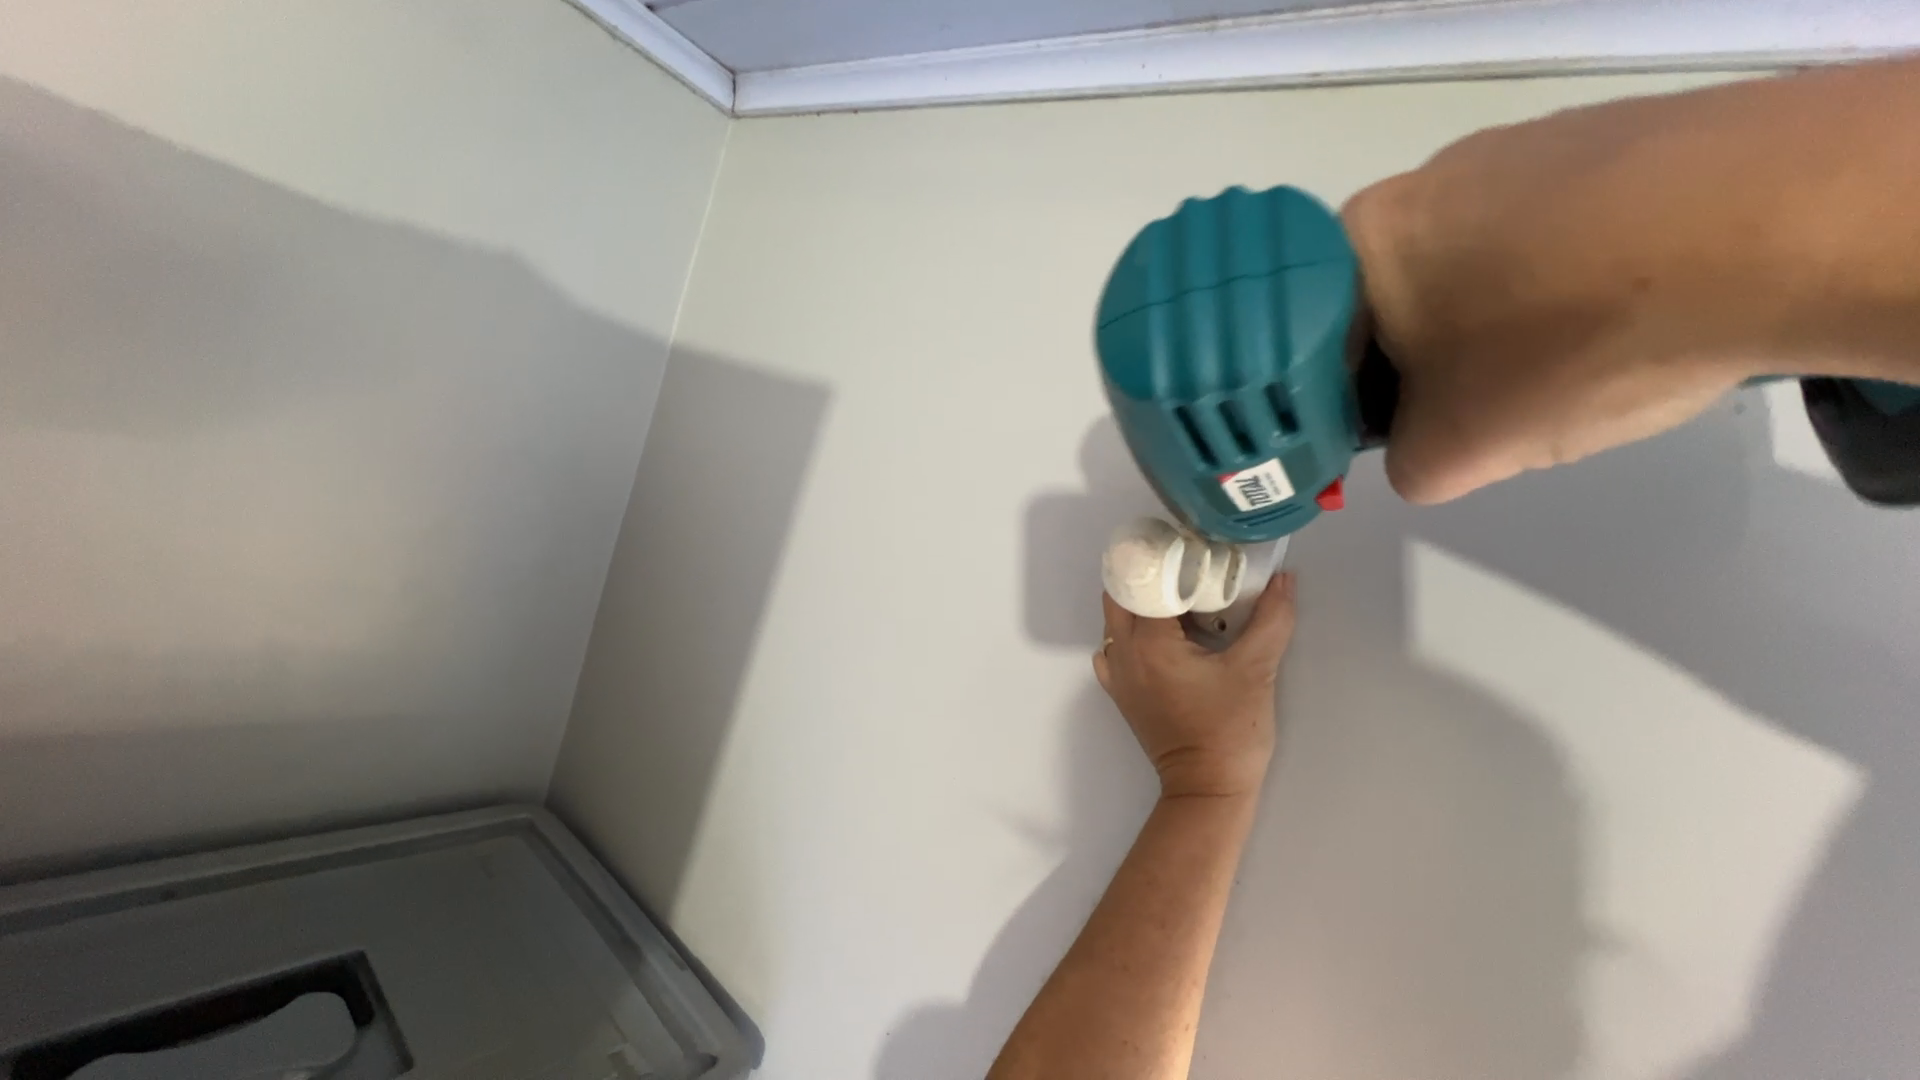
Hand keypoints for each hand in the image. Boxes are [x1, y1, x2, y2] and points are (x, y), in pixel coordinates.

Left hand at [1094, 572, 1296, 799]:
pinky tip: (1167, 634)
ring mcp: (1115, 673)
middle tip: (1186, 567)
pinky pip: (1115, 647)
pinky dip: (1134, 631)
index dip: (1169, 559)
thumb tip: (1284, 579)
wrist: (1207, 788)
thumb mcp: (1257, 670)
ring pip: (1116, 619)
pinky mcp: (1119, 691)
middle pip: (1122, 594)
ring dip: (1142, 602)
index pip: (1147, 581)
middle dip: (1150, 576)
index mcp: (1148, 642)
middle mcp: (1121, 652)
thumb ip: (1271, 618)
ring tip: (1181, 597)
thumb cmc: (1230, 729)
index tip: (1193, 546)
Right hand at [1341, 82, 1781, 503]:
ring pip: (1469, 270)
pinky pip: (1545, 234)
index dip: (1342, 404)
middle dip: (1420, 366)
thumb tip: (1418, 452)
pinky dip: (1560, 281)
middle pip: (1391, 305)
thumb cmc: (1563, 344)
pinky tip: (1618, 311)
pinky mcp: (1600, 140)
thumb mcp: (1455, 451)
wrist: (1777, 226)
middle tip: (1477, 411)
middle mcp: (1419, 184)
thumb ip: (1402, 467)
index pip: (1313, 345)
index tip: (1387, 438)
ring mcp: (1512, 151)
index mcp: (1356, 245)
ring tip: (1563, 361)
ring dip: (1492, 325)